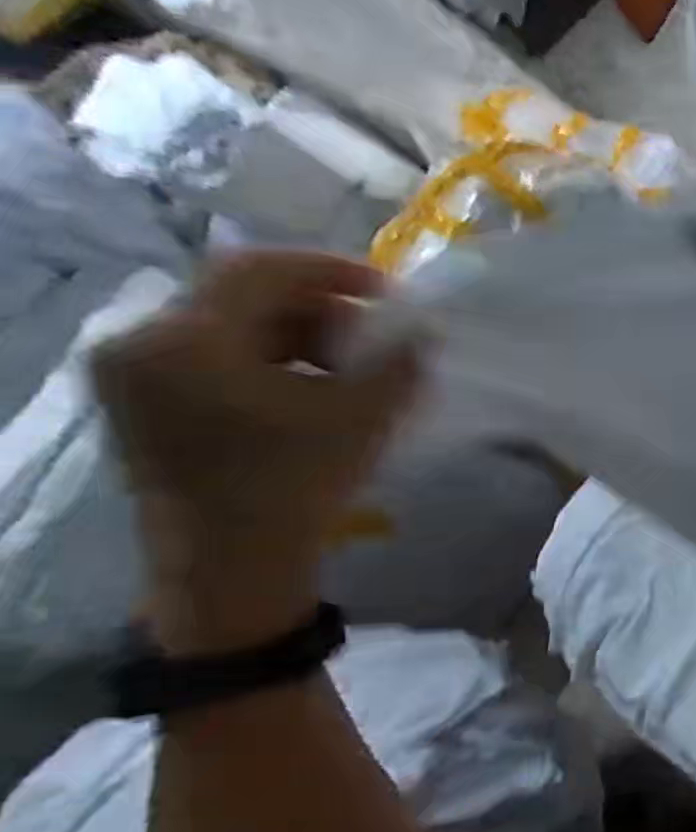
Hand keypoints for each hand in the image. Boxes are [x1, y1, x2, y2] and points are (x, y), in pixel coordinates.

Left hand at [92, 252, 422, 655]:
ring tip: (354, 371)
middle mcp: (142, 343)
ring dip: (303, 337)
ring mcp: (136, 373)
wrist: (232, 562)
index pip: (257, 269)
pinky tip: (317, 390)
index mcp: (184, 340)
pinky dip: (275, 359)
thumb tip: (424, 329)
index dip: (331, 269)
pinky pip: (217, 355)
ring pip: (233, 326)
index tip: (391, 292)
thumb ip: (398, 362)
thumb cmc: (295, 484)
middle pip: (244, 296)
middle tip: (379, 341)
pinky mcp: (145, 400)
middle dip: (323, 310)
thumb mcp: (361, 417)